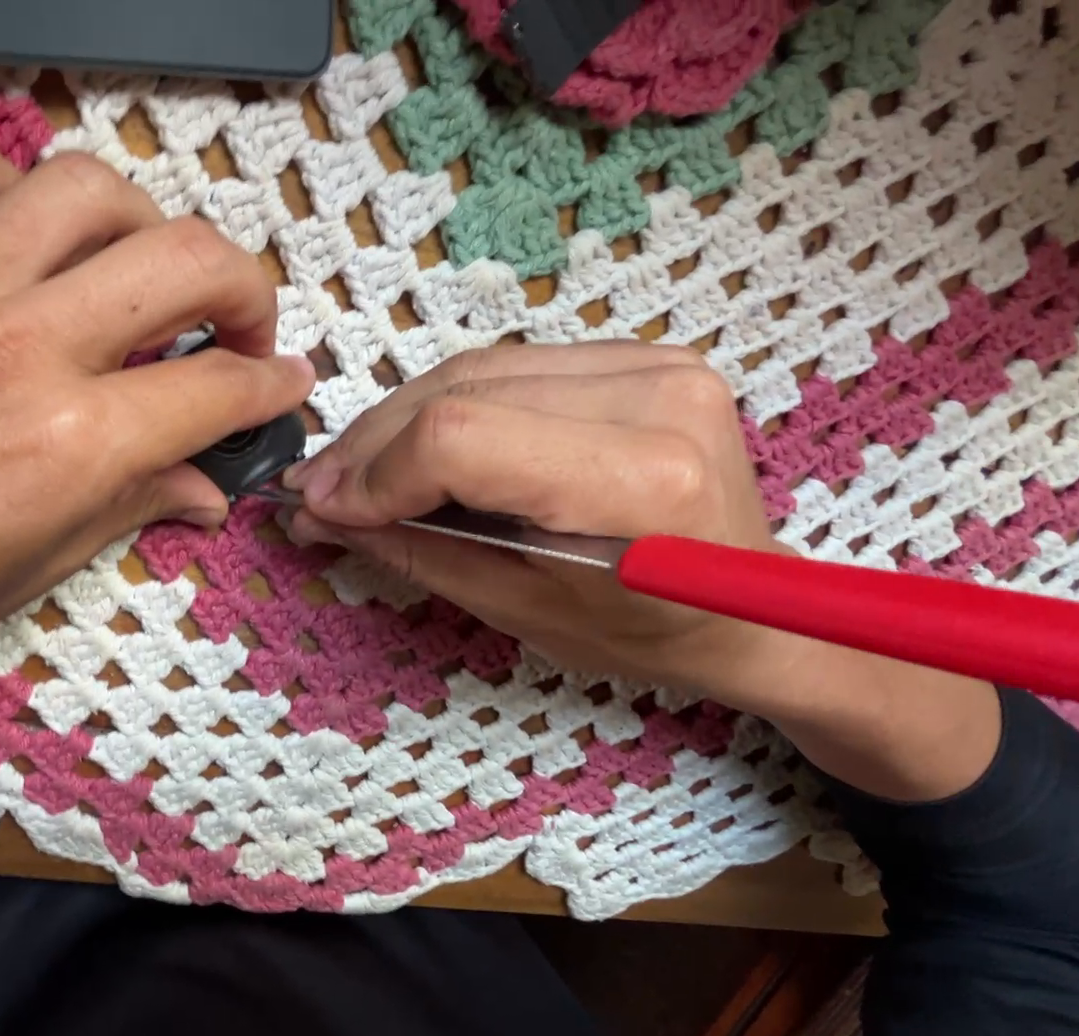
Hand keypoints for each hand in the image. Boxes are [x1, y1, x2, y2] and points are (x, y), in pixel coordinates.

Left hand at [0, 133, 316, 918]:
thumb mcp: (36, 570)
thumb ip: (135, 505)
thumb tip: (208, 487)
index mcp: (68, 444)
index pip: (215, 388)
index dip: (272, 387)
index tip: (288, 385)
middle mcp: (18, 348)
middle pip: (181, 258)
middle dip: (246, 286)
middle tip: (244, 326)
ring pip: (84, 188)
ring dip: (144, 223)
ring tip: (143, 274)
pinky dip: (13, 192)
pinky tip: (26, 246)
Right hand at [282, 343, 1000, 799]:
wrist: (759, 612)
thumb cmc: (646, 637)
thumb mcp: (520, 611)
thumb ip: (416, 551)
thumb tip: (322, 514)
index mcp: (638, 479)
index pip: (462, 438)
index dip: (376, 471)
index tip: (321, 509)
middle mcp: (654, 395)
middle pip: (461, 391)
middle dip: (372, 444)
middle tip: (319, 490)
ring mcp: (655, 361)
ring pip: (476, 368)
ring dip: (399, 420)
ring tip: (355, 470)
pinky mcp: (643, 354)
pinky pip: (510, 367)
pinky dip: (447, 405)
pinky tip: (415, 444)